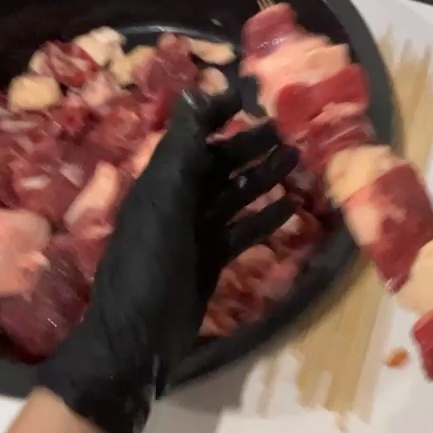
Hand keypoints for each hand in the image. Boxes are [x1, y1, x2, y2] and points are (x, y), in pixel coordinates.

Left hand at [37, 90, 295, 432]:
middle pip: (220, 163)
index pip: (193, 135)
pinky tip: (290, 207)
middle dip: (251, 145)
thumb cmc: (147, 262)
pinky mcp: (212, 257)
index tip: (250, 93)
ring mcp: (196, 230)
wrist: (136, 338)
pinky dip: (264, 217)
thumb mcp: (163, 200)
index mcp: (162, 180)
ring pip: (235, 193)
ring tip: (296, 158)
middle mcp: (179, 199)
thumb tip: (193, 93)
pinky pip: (242, 229)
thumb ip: (180, 149)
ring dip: (263, 176)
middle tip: (288, 129)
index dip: (218, 113)